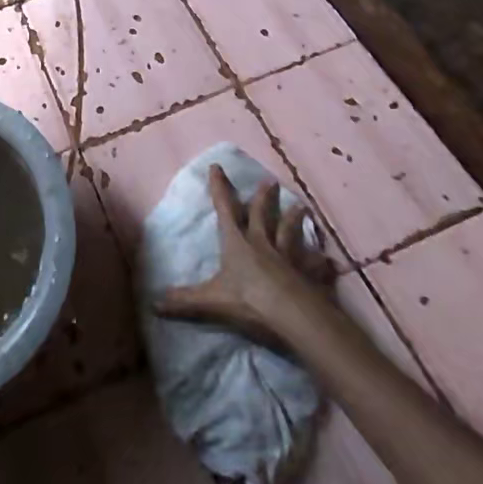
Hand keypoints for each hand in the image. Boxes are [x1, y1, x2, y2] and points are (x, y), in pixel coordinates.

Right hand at [154, 165, 335, 348]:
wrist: (292, 316)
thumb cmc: (249, 302)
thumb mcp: (211, 301)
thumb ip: (184, 301)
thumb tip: (153, 303)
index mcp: (238, 243)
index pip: (225, 210)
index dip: (220, 188)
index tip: (217, 166)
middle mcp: (263, 244)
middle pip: (262, 215)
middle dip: (263, 198)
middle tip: (270, 182)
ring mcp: (289, 258)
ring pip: (291, 233)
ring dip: (294, 219)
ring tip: (302, 206)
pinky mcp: (309, 276)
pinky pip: (315, 266)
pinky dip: (321, 263)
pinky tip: (329, 260)